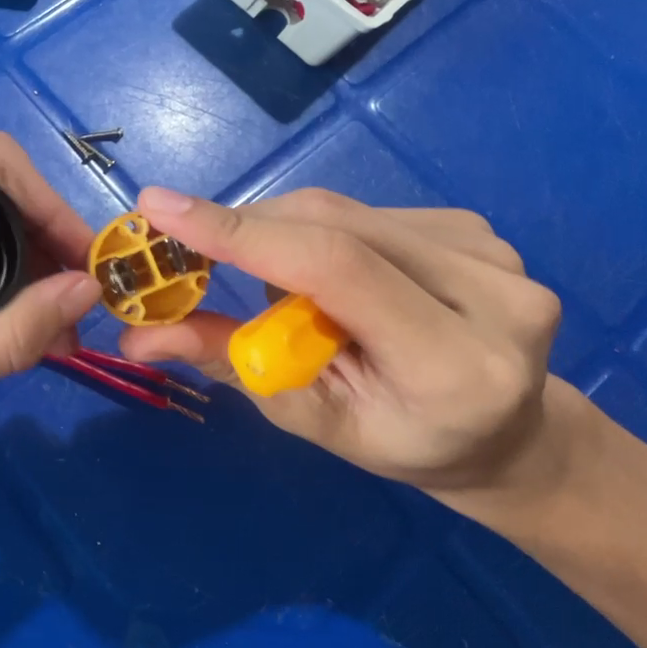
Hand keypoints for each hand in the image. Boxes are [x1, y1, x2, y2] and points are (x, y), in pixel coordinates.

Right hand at [120, 187, 571, 498]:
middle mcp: (493, 295)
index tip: (157, 206)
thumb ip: (229, 362)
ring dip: (280, 236)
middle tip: (181, 246)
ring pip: (342, 211)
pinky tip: (329, 276)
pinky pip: (365, 211)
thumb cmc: (402, 440)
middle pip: (331, 226)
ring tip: (277, 290)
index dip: (239, 232)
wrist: (511, 433)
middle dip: (243, 230)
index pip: (333, 267)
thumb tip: (135, 336)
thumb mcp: (308, 417)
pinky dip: (319, 234)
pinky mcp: (479, 230)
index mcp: (453, 364)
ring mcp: (495, 253)